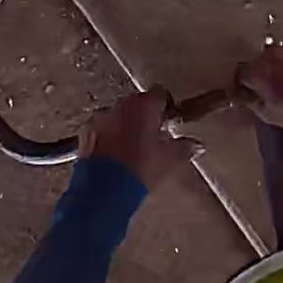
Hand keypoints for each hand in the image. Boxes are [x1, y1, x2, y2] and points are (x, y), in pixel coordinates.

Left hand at [81, 89, 199, 188]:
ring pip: (118, 114)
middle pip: (137, 102)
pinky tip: (114, 153)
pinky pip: (102, 126)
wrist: (103, 189)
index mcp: (144, 106)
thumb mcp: (169, 160)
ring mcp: (102, 116)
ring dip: (126, 124)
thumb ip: (184, 148)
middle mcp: (121, 105)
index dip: (166, 105)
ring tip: (133, 147)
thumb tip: (195, 145)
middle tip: (154, 136)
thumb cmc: (138, 170)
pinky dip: (108, 134)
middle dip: (145, 115)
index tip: (169, 117)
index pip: (160, 93)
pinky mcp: (87, 129)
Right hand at [238, 36, 282, 131]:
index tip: (254, 88)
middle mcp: (270, 55)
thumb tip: (244, 94)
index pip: (242, 73)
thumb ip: (252, 101)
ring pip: (281, 51)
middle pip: (262, 60)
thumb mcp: (270, 115)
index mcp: (257, 73)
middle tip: (281, 84)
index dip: (248, 81)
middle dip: (269, 70)